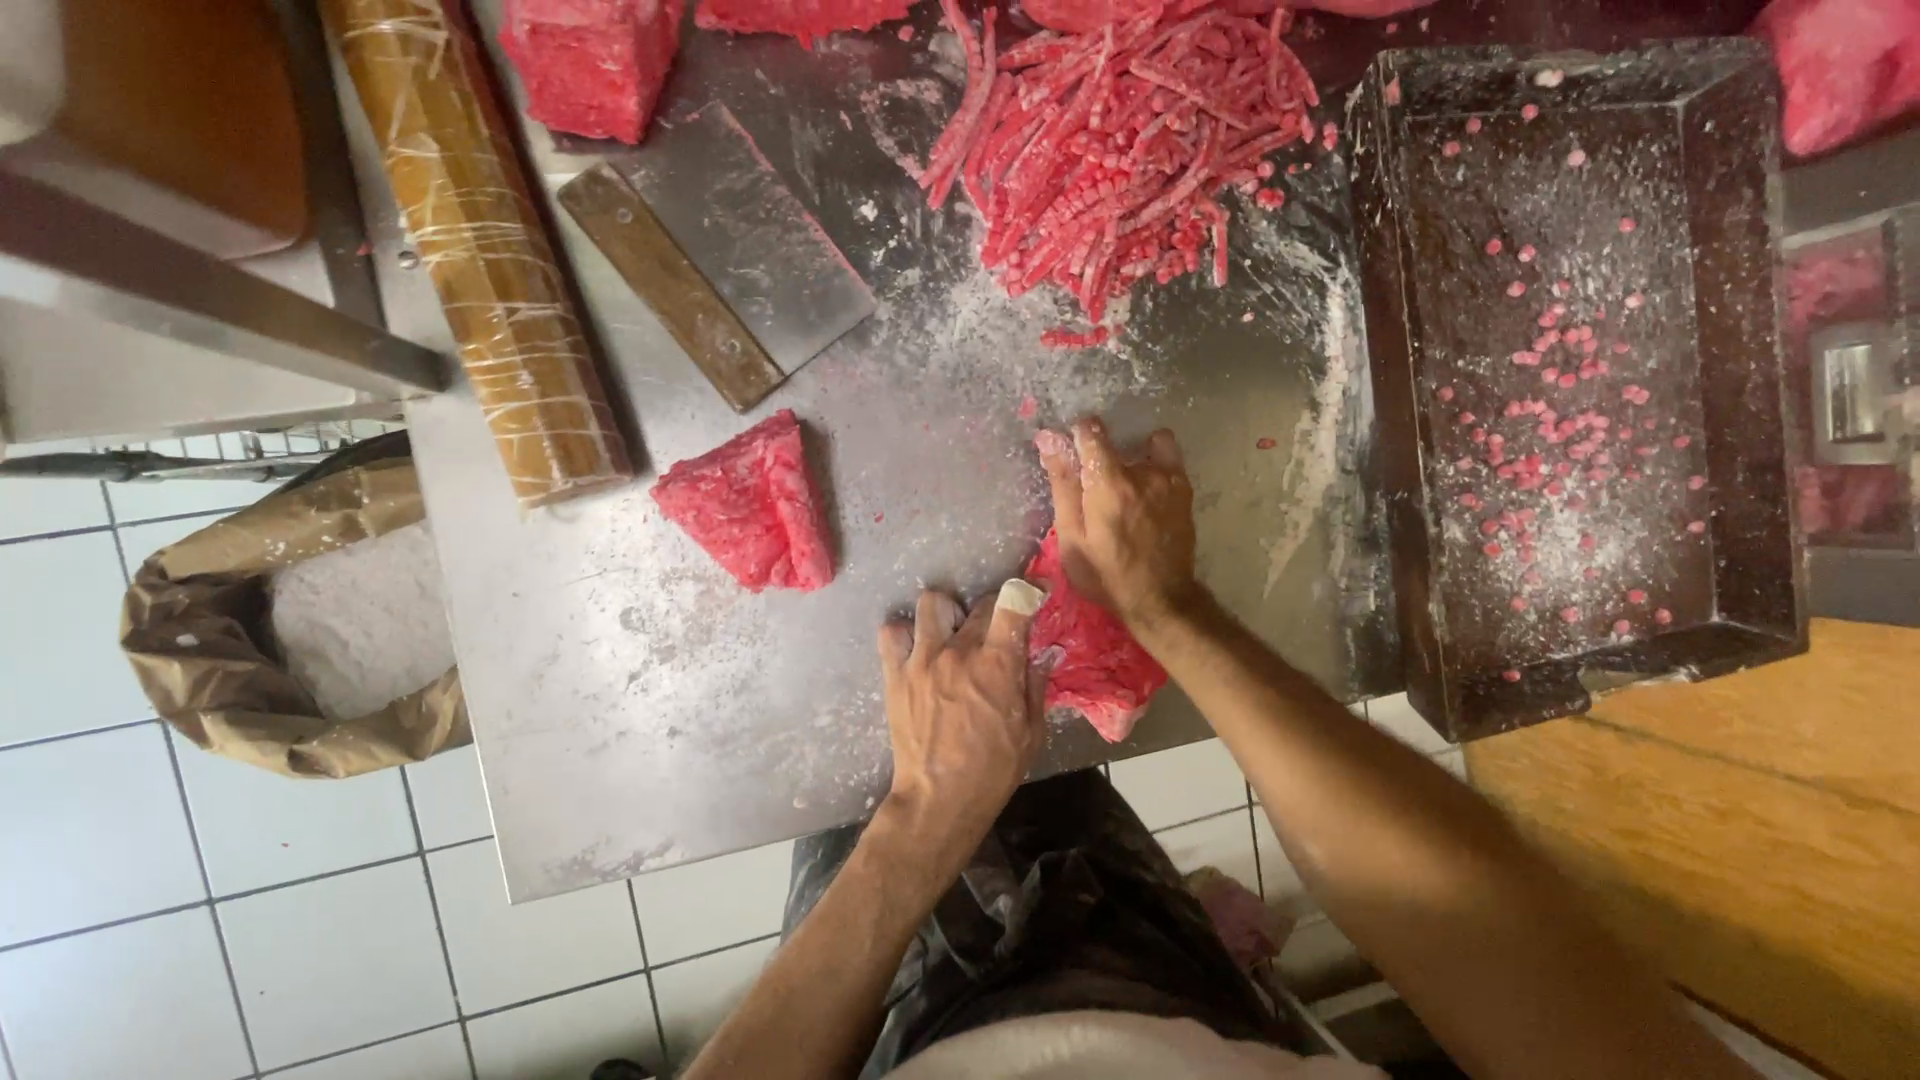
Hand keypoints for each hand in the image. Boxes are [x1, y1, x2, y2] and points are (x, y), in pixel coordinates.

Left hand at [877, 584, 1045, 872]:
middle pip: (980, 604)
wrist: (939, 797)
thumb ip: (1036, 686)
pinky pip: (892, 631)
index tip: (1033, 591)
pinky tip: (917, 648)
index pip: (1013, 604)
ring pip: (932, 603)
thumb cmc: (993, 769)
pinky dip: (905, 632)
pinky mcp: (895, 673)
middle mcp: (958, 652)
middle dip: (994, 611)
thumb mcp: (1031, 732)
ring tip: (952, 632)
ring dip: (948, 611)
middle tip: (996, 632)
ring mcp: (922, 660)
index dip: (1027, 589)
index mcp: (997, 664)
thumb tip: (1044, 653)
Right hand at [1037, 416, 1200, 632]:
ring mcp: (1169, 477)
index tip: (1071, 451)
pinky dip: (1153, 464)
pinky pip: (1166, 457)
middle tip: (1094, 491)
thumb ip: (1063, 483)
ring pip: (1143, 447)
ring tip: (1122, 492)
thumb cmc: (1106, 574)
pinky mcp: (1184, 487)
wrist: (1160, 599)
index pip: (1091, 431)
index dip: (1077, 435)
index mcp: (1109, 483)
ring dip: (1129, 461)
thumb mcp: (1073, 536)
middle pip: (1115, 442)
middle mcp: (1142, 471)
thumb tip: (1049, 439)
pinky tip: (1144, 493)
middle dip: (1100, 456)